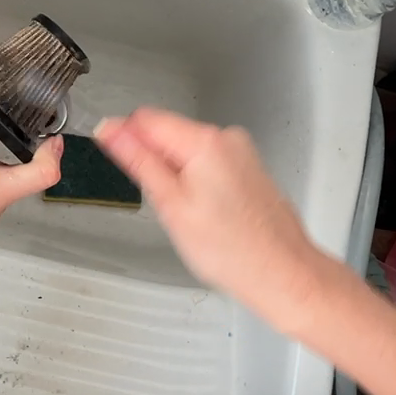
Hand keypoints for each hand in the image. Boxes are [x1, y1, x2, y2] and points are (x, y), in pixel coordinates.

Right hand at [94, 108, 351, 323]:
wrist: (284, 275)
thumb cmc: (233, 251)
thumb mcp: (170, 205)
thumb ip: (137, 160)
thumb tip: (110, 130)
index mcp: (204, 142)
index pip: (145, 119)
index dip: (125, 139)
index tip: (119, 162)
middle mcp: (226, 138)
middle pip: (167, 134)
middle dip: (155, 164)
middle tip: (166, 205)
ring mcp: (240, 152)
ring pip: (185, 151)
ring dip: (176, 177)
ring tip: (190, 216)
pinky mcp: (247, 167)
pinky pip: (206, 164)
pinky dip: (197, 184)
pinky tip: (208, 216)